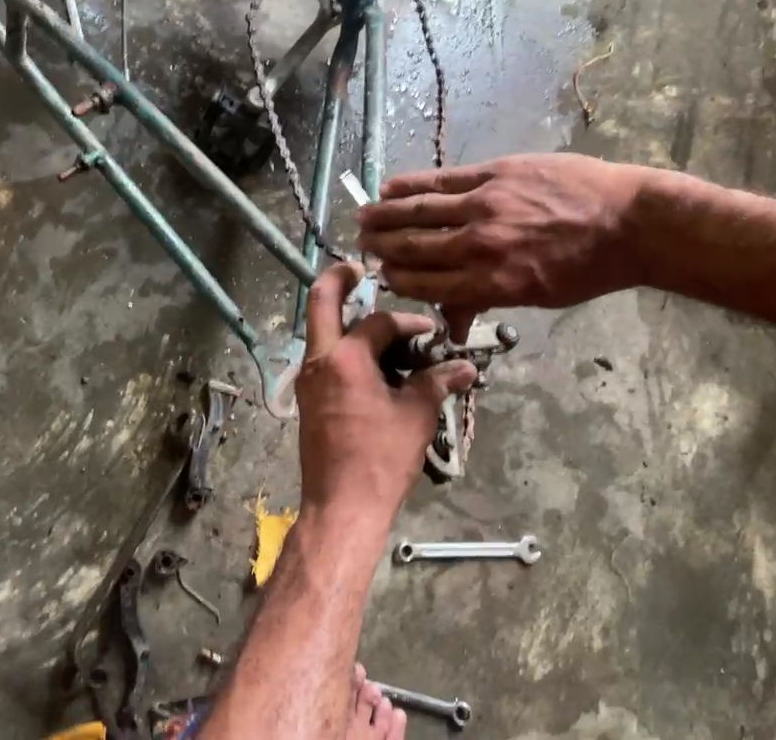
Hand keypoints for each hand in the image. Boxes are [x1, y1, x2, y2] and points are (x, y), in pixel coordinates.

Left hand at [297, 262, 478, 520]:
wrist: (341, 506)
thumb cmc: (379, 459)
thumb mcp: (415, 416)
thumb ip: (436, 383)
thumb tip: (466, 368)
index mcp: (344, 358)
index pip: (377, 322)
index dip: (407, 322)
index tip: (431, 333)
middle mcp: (318, 361)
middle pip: (320, 304)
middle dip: (338, 280)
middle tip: (358, 268)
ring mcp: (308, 381)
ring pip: (321, 334)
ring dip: (345, 322)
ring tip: (380, 327)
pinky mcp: (309, 401)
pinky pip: (324, 360)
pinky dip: (345, 350)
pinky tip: (373, 365)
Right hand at [355, 154, 653, 332]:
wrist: (630, 222)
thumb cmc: (586, 269)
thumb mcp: (536, 297)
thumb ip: (485, 301)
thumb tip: (450, 322)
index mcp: (491, 283)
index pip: (425, 283)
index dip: (396, 279)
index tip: (381, 276)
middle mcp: (480, 246)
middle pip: (414, 247)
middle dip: (382, 248)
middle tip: (362, 246)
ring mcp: (485, 206)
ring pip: (420, 211)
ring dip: (385, 215)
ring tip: (362, 217)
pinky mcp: (494, 174)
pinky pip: (442, 180)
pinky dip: (411, 184)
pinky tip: (389, 187)